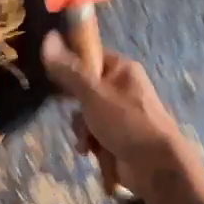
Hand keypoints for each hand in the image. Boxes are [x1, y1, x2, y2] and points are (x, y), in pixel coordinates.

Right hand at [42, 33, 197, 199]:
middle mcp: (121, 88)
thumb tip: (48, 37)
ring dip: (81, 127)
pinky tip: (89, 150)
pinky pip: (93, 132)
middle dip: (76, 106)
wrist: (156, 166)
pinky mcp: (118, 136)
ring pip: (85, 113)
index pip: (89, 56)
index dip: (71, 65)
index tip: (56, 79)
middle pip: (83, 88)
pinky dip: (89, 141)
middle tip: (76, 112)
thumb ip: (69, 70)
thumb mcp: (93, 93)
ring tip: (87, 139)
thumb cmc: (126, 122)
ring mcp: (120, 114)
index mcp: (121, 69)